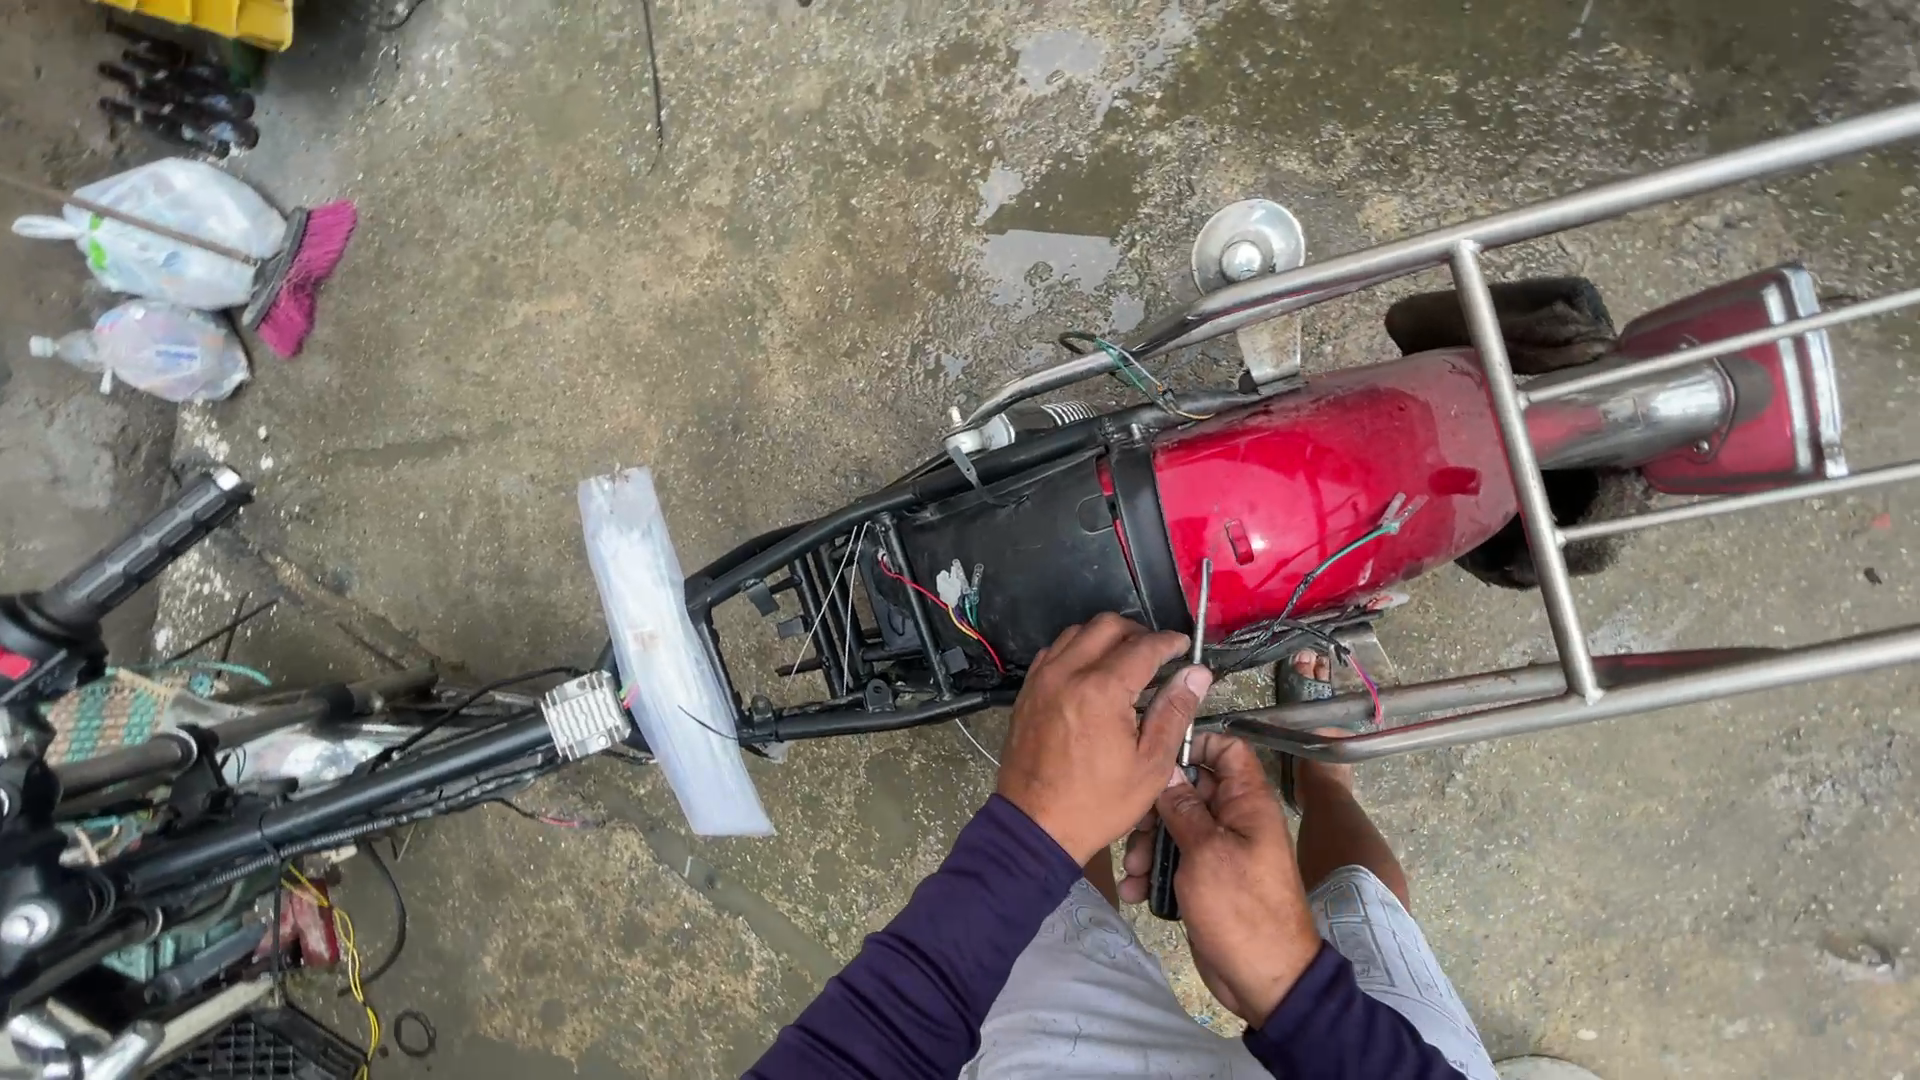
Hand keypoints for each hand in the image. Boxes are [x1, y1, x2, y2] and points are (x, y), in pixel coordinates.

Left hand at [996, 614, 1211, 863]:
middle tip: (1156, 653)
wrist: (1035, 824)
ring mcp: (1042, 679)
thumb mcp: (1150, 765)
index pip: (1143, 646)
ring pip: (1077, 632)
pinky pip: (1054, 651)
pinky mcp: (1027, 690)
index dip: (1169, 642)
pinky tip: (1091, 672)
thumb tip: (1196, 674)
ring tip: (1126, 661)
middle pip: (1107, 625)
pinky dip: (1076, 650)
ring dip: (1105, 637)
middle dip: (1137, 631)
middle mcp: (1067, 672)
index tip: (1183, 646)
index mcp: (1101, 689)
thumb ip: (1174, 711)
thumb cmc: (1098, 802)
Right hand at [1120, 733, 1320, 1025]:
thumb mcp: (1206, 852)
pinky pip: (1173, 858)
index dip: (1195, 744)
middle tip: (1134, 827)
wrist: (1264, 982)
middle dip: (1156, 806)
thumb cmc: (1241, 909)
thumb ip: (1183, 807)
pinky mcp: (1204, 877)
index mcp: (1247, 802)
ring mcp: (1218, 849)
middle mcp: (1234, 818)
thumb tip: (1167, 770)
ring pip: (1175, 824)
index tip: (1158, 758)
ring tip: (1132, 869)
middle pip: (1189, 787)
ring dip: (1148, 843)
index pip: (1227, 748)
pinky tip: (1135, 890)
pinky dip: (1152, 870)